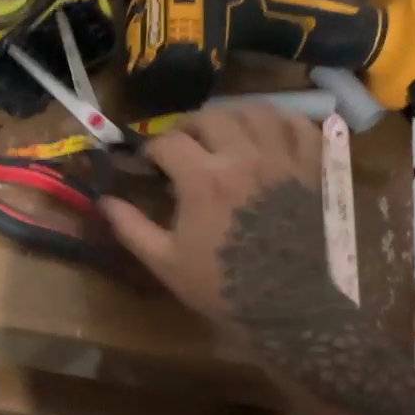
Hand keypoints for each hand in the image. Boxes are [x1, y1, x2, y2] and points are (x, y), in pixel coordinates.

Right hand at [99, 103, 332, 329]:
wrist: (283, 304)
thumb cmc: (217, 284)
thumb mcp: (163, 261)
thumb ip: (131, 227)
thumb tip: (104, 201)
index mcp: (203, 180)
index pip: (169, 142)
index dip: (151, 149)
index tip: (147, 164)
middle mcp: (243, 157)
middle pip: (211, 117)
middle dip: (188, 127)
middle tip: (181, 146)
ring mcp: (281, 158)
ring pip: (255, 111)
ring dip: (231, 117)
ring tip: (221, 134)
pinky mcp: (310, 167)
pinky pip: (299, 125)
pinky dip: (280, 121)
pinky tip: (265, 134)